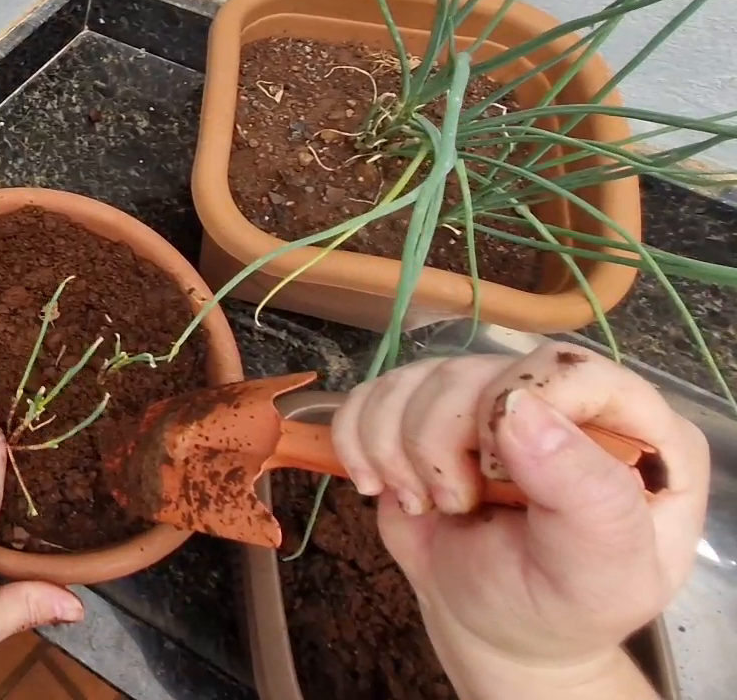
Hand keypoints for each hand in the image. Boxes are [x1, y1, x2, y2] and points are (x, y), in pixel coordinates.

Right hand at [330, 343, 708, 693]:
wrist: (483, 616)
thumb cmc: (554, 606)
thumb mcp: (595, 577)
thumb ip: (586, 500)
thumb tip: (519, 411)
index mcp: (630, 435)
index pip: (573, 370)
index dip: (519, 404)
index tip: (495, 471)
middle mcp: (550, 402)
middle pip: (465, 374)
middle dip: (434, 443)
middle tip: (449, 501)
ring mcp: (472, 402)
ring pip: (403, 382)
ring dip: (389, 449)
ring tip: (418, 500)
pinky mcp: (410, 410)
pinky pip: (362, 396)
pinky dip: (355, 443)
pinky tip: (380, 483)